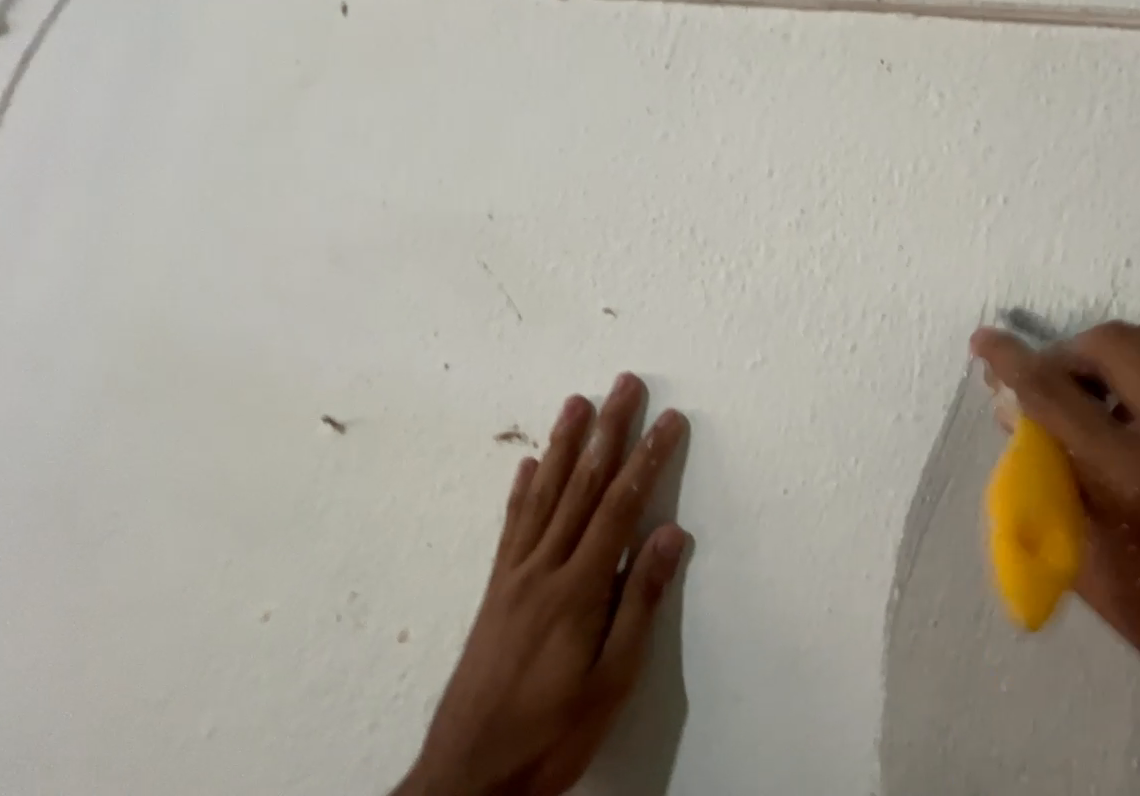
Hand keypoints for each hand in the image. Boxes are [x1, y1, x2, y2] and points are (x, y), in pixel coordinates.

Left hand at [397, 374, 690, 795]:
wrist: (468, 778)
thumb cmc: (554, 731)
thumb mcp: (613, 678)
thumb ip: (640, 601)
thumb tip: (670, 533)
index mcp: (578, 588)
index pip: (621, 505)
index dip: (647, 457)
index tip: (670, 419)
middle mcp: (542, 569)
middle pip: (581, 485)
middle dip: (607, 430)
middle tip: (624, 383)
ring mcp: (513, 578)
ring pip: (543, 495)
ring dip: (563, 445)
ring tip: (576, 401)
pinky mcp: (495, 593)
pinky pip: (510, 528)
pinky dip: (521, 490)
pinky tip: (527, 465)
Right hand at [970, 320, 1139, 753]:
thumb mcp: (1098, 573)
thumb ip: (1050, 482)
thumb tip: (1014, 411)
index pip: (1057, 395)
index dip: (1011, 360)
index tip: (986, 340)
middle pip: (1116, 340)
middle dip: (1070, 352)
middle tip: (1058, 385)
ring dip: (1120, 353)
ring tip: (1107, 396)